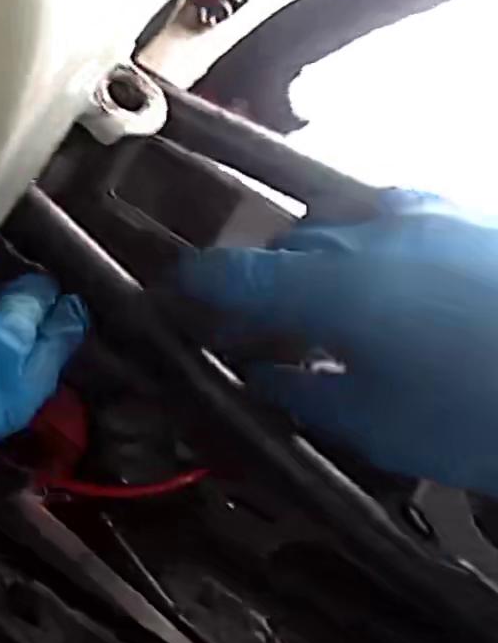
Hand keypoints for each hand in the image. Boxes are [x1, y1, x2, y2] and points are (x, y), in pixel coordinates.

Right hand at [178, 193, 497, 493]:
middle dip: (263, 286)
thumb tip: (264, 371)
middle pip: (281, 247)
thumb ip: (296, 390)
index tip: (176, 311)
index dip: (185, 289)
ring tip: (346, 296)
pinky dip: (396, 242)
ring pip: (351, 222)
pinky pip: (422, 218)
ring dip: (329, 256)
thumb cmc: (490, 416)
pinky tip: (417, 277)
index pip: (216, 271)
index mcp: (319, 285)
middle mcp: (368, 240)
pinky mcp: (497, 231)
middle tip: (270, 330)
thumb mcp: (372, 424)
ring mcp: (445, 226)